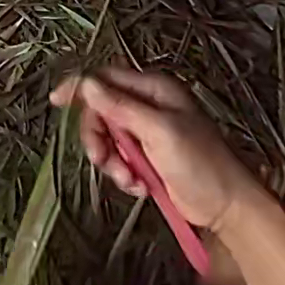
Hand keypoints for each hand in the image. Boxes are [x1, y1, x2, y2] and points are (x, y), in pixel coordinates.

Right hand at [50, 68, 268, 233]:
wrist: (228, 207)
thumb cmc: (200, 163)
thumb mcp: (158, 131)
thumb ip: (120, 107)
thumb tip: (86, 84)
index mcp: (152, 88)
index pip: (105, 77)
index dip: (79, 87)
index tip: (57, 101)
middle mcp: (146, 104)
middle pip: (100, 110)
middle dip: (98, 137)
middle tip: (102, 159)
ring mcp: (146, 131)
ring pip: (106, 137)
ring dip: (111, 160)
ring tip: (129, 179)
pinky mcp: (146, 155)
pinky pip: (117, 157)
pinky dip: (122, 173)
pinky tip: (140, 186)